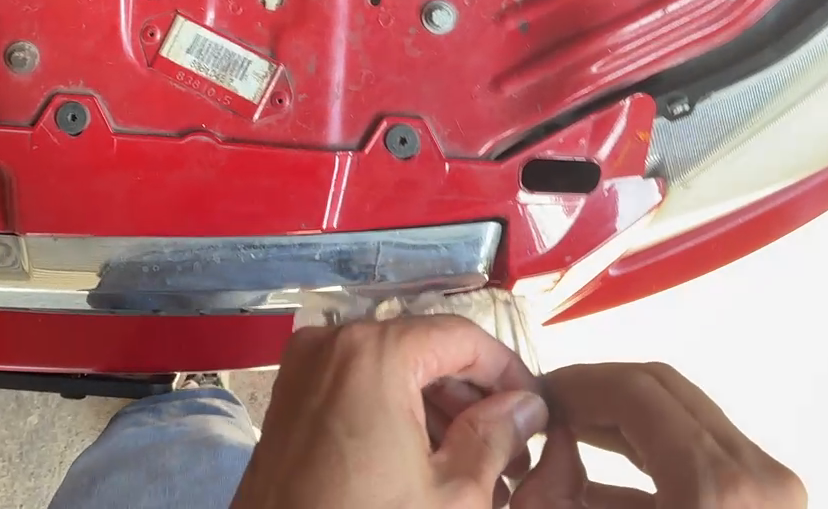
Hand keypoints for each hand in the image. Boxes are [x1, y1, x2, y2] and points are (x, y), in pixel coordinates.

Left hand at [230, 315, 546, 508]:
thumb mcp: (452, 495)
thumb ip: (495, 437)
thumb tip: (527, 404)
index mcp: (374, 351)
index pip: (459, 335)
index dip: (506, 368)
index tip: (537, 409)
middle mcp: (334, 340)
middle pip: (421, 347)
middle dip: (469, 393)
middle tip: (511, 446)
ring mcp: (306, 363)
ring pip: (388, 364)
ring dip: (433, 403)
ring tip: (474, 460)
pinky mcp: (290, 390)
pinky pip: (355, 380)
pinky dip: (392, 406)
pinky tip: (423, 455)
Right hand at [513, 363, 805, 507]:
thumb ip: (552, 481)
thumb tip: (555, 436)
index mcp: (716, 484)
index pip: (630, 388)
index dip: (572, 383)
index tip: (537, 399)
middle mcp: (761, 476)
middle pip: (658, 387)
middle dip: (593, 390)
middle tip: (551, 410)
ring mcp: (778, 492)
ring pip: (682, 413)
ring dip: (620, 416)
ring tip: (572, 436)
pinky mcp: (777, 507)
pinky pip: (705, 450)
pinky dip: (652, 449)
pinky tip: (609, 476)